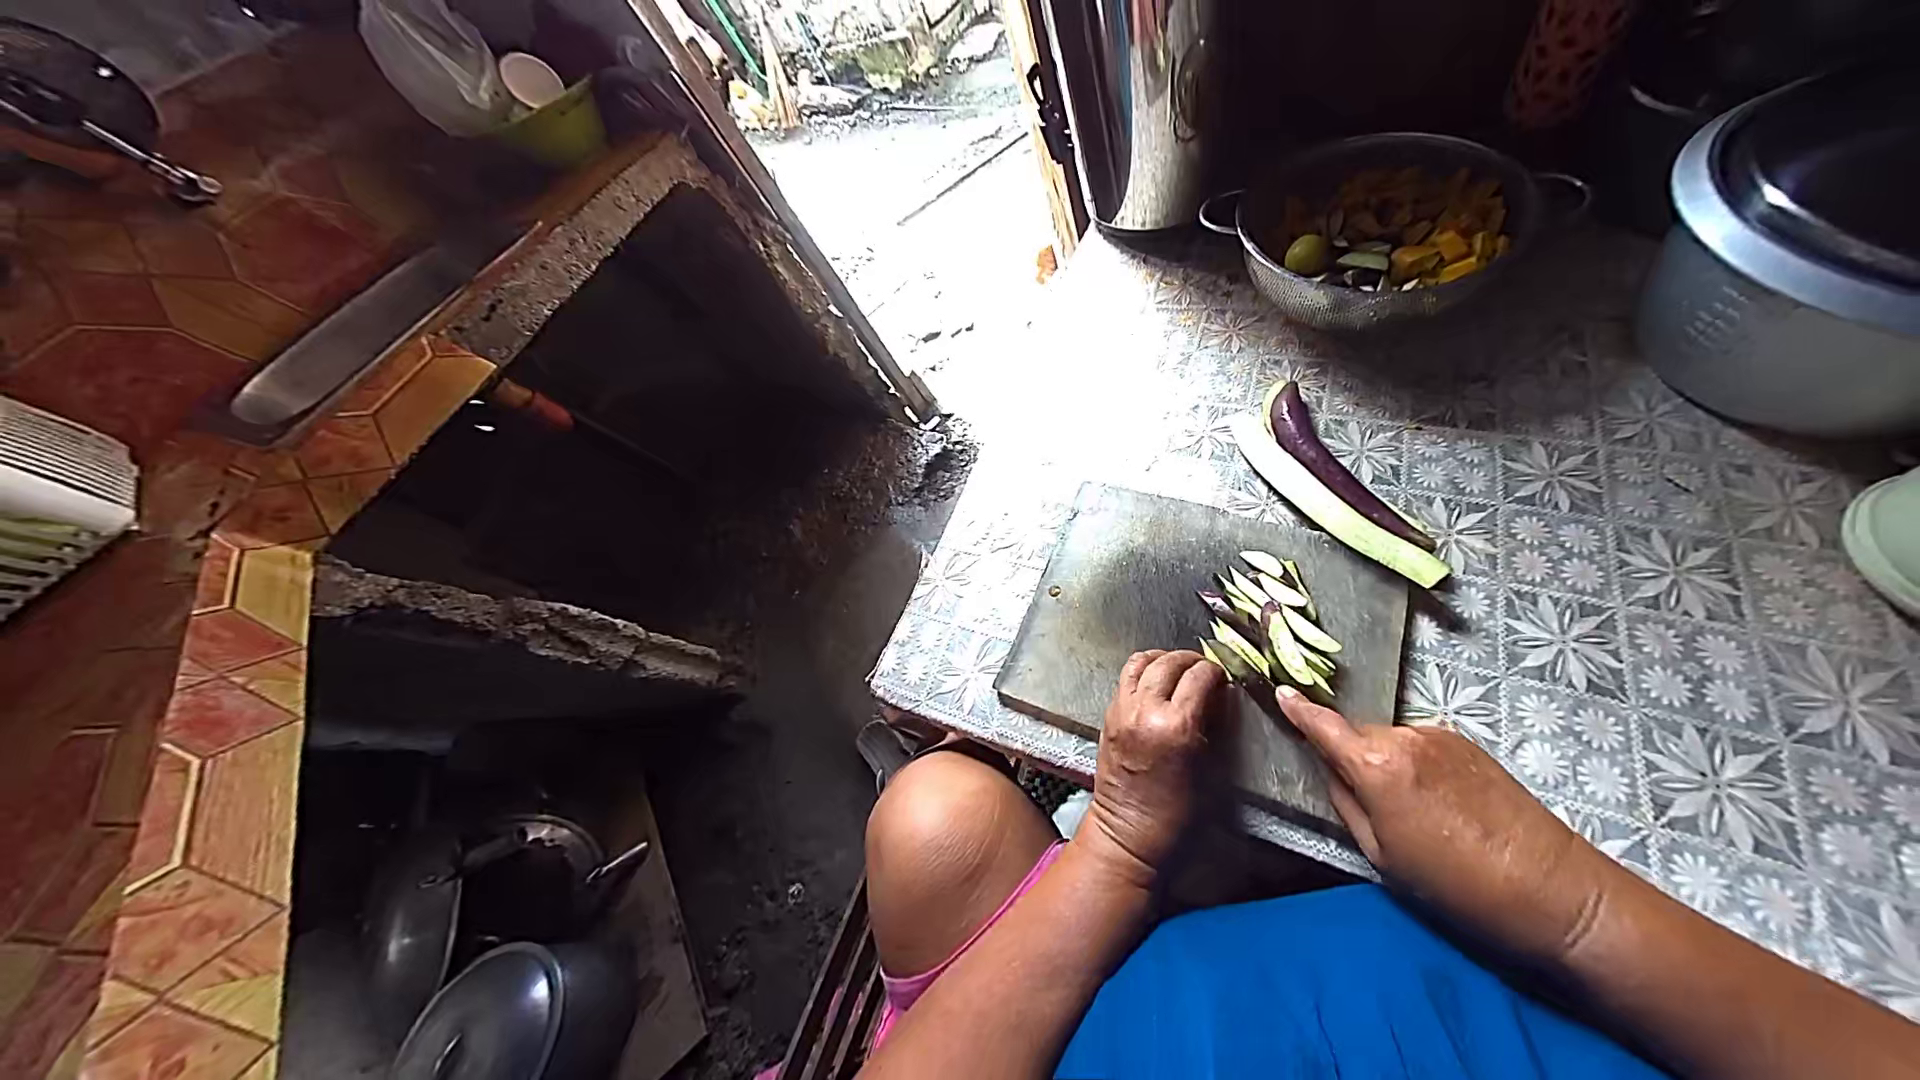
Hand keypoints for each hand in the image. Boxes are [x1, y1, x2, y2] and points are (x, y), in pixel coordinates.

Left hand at [1079, 650, 1225, 890]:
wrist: (1128, 831)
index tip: (1224, 678)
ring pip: (1141, 662)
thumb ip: (1212, 724)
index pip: (1200, 677)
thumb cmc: (1174, 813)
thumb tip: (1219, 695)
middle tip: (1205, 668)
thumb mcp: (1208, 768)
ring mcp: (1122, 709)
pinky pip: (1125, 677)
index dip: (1216, 672)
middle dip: (1192, 660)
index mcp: (1175, 725)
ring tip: (1178, 666)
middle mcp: (1144, 710)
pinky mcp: (1108, 714)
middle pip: (1170, 662)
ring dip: (1163, 658)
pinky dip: (1142, 670)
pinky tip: (1155, 680)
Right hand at [1276, 688, 1627, 966]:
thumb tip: (1335, 773)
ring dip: (1386, 761)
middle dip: (1352, 755)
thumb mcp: (1381, 852)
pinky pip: (1419, 745)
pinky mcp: (1468, 744)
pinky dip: (1414, 763)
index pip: (1322, 726)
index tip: (1282, 693)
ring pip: (1388, 740)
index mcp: (1375, 764)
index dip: (1298, 709)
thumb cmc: (1456, 883)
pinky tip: (1439, 800)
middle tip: (1367, 798)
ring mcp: (1439, 737)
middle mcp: (1403, 738)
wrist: (1557, 892)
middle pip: (1357, 735)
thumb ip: (1346, 802)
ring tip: (1413, 807)